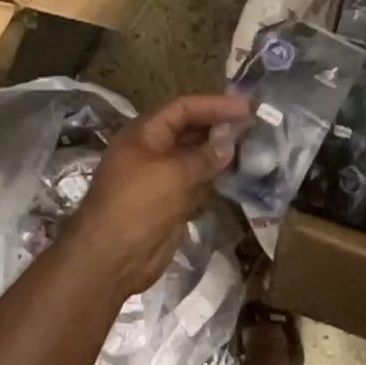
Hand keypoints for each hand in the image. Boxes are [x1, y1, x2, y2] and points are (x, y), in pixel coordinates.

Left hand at [67, 94, 250, 294]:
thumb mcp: (173, 174)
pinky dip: (214, 180)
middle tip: (255, 126)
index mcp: (144, 134)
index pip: (184, 108)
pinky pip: (196, 185)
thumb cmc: (137, 205)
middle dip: (219, 128)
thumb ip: (204, 157)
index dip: (215, 104)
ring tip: (253, 149)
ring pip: (195, 159)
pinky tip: (237, 178)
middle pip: (190, 131)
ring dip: (220, 155)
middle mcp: (152, 151)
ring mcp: (160, 179)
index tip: (248, 106)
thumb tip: (228, 145)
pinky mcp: (170, 204)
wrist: (110, 260)